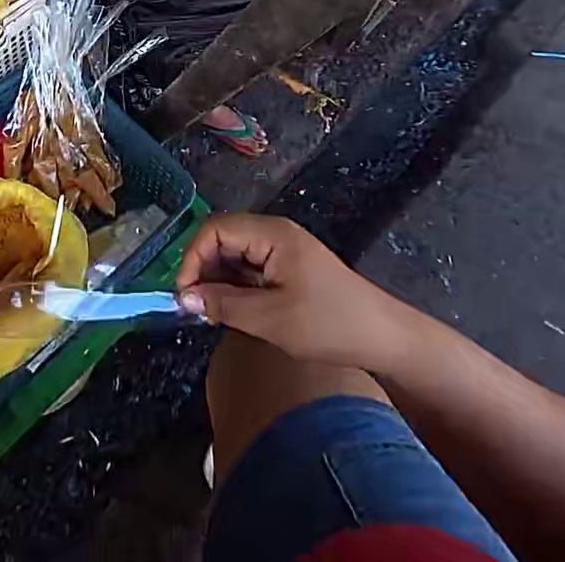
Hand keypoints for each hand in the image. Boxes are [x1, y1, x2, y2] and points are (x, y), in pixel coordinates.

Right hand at [175, 214, 419, 372]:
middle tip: (197, 308)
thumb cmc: (328, 324)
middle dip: (203, 268)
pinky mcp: (289, 265)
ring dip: (218, 279)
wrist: (381, 335)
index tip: (185, 295)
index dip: (193, 258)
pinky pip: (250, 266)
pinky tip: (234, 310)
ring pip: (235, 253)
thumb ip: (223, 304)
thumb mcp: (270, 319)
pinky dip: (235, 285)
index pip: (215, 229)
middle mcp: (275, 232)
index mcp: (272, 234)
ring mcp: (283, 248)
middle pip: (223, 237)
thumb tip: (183, 296)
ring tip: (214, 313)